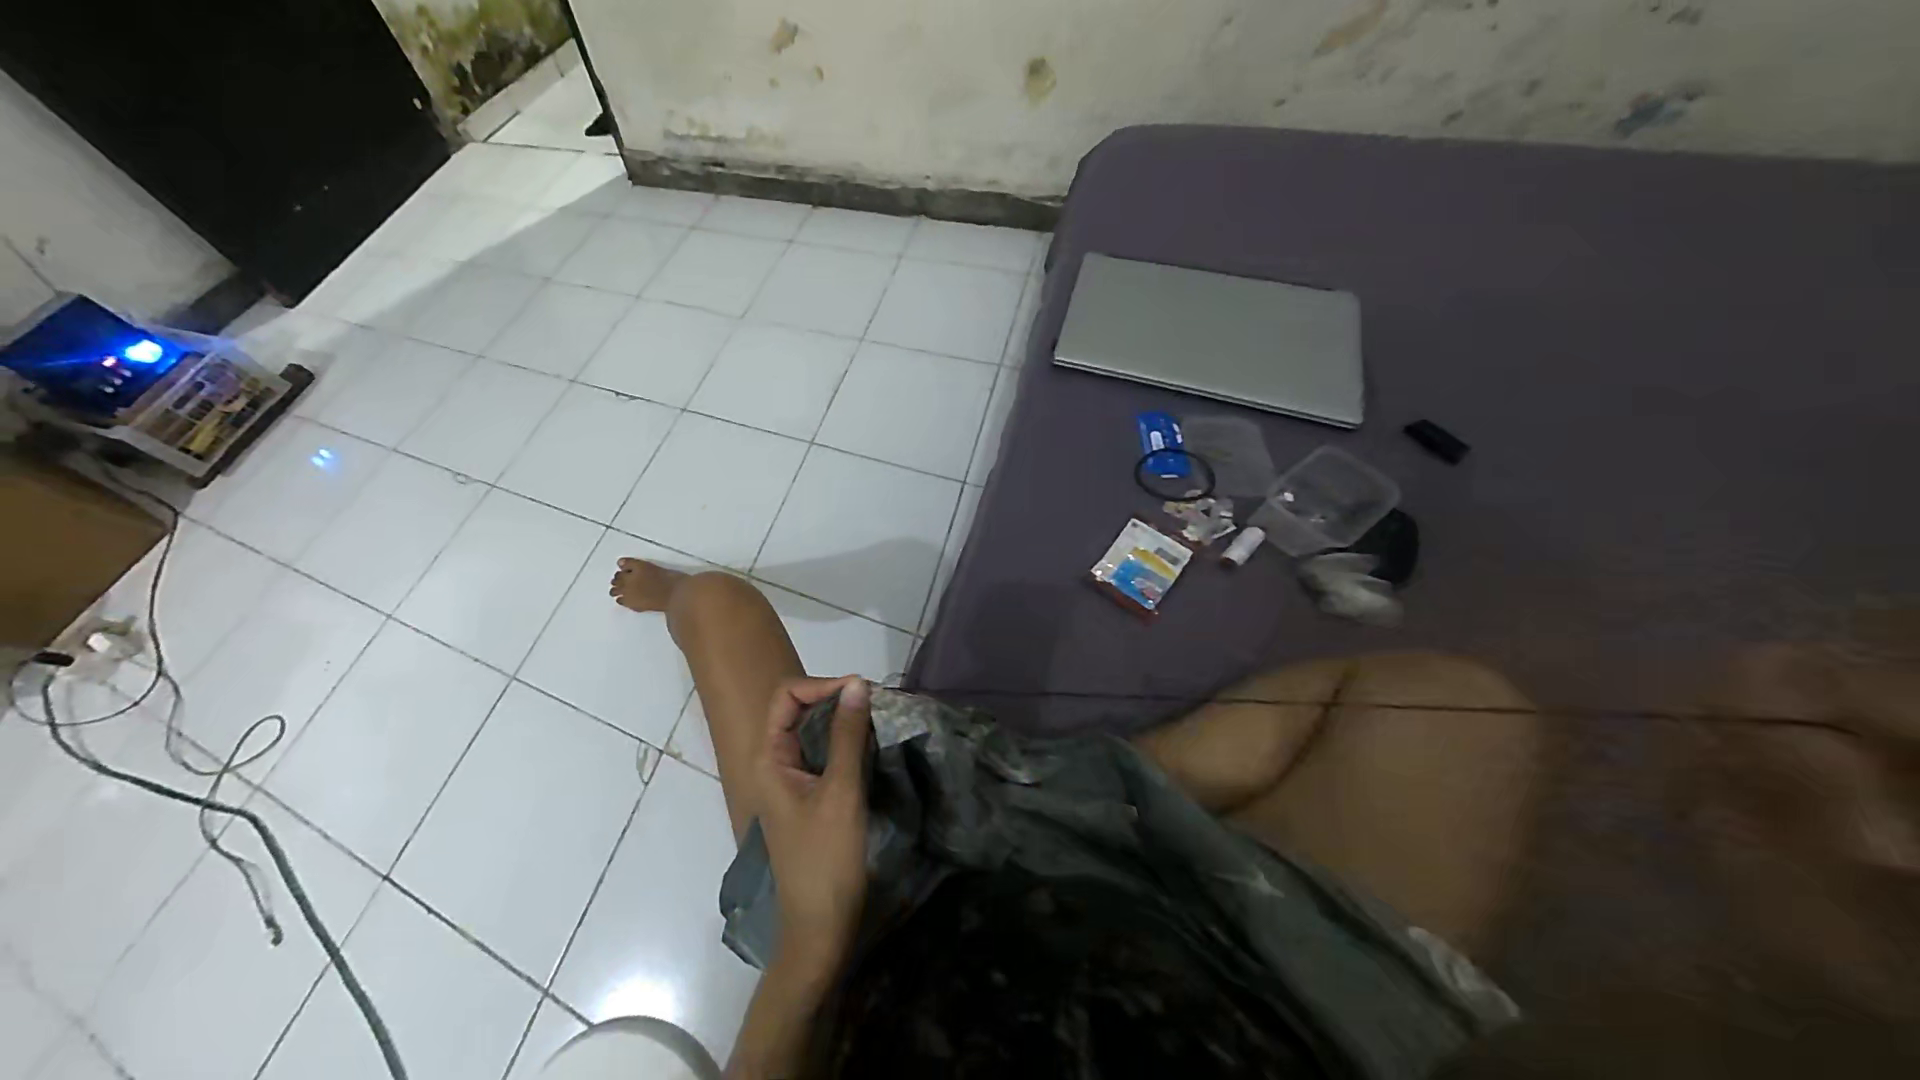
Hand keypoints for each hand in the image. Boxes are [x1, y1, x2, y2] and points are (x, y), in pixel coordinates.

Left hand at [756, 675, 872, 976]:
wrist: (821, 927)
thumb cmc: (826, 859)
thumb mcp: (841, 792)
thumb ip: (847, 736)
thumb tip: (857, 684)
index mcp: (769, 758)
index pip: (787, 696)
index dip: (822, 685)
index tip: (862, 691)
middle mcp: (775, 762)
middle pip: (799, 709)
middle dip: (835, 697)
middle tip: (875, 702)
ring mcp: (792, 779)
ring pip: (814, 730)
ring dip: (843, 719)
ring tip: (878, 718)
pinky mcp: (810, 794)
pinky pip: (825, 752)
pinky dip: (847, 741)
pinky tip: (872, 744)